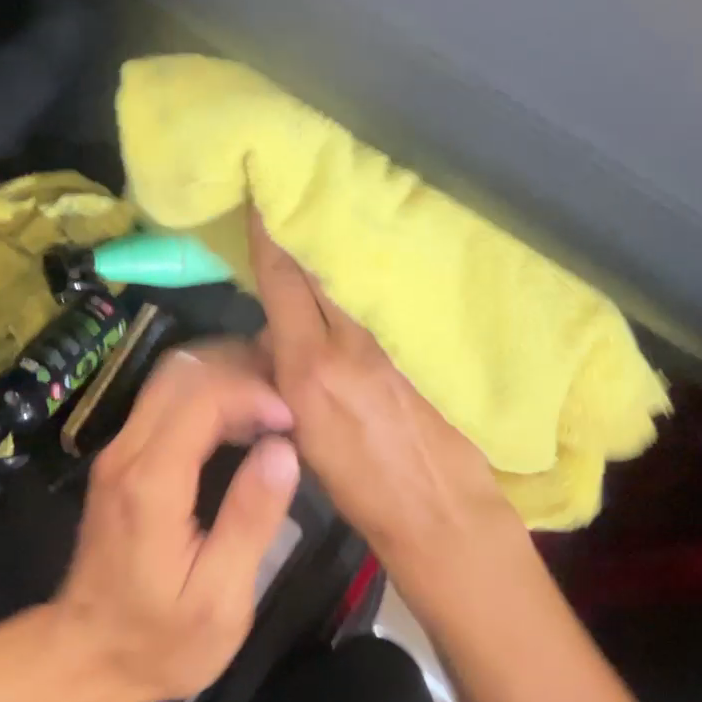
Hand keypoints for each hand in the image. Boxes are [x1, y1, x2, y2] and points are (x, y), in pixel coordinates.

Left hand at [50, 342, 301, 701]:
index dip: (253, 394)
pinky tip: (240, 424)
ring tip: (272, 407)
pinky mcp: (118, 463)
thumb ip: (249, 518)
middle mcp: (125, 453)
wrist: (86, 652)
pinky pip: (160, 406)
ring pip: (166, 382)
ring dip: (221, 380)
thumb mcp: (219, 596)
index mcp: (151, 481)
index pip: (201, 397)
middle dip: (238, 371)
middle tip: (288, 400)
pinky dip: (203, 398)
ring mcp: (116, 454)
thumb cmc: (160, 638)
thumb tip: (282, 448)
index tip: (295, 421)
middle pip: (179, 373)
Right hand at [247, 212, 519, 572]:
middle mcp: (351, 342)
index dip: (270, 236)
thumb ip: (286, 374)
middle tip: (294, 189)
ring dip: (340, 246)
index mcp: (309, 366)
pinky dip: (371, 277)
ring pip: (359, 277)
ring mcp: (394, 341)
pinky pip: (387, 299)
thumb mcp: (299, 431)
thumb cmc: (356, 485)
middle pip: (322, 266)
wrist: (439, 512)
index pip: (284, 282)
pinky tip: (370, 262)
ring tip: (328, 217)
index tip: (262, 198)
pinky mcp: (426, 348)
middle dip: (305, 226)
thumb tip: (279, 337)